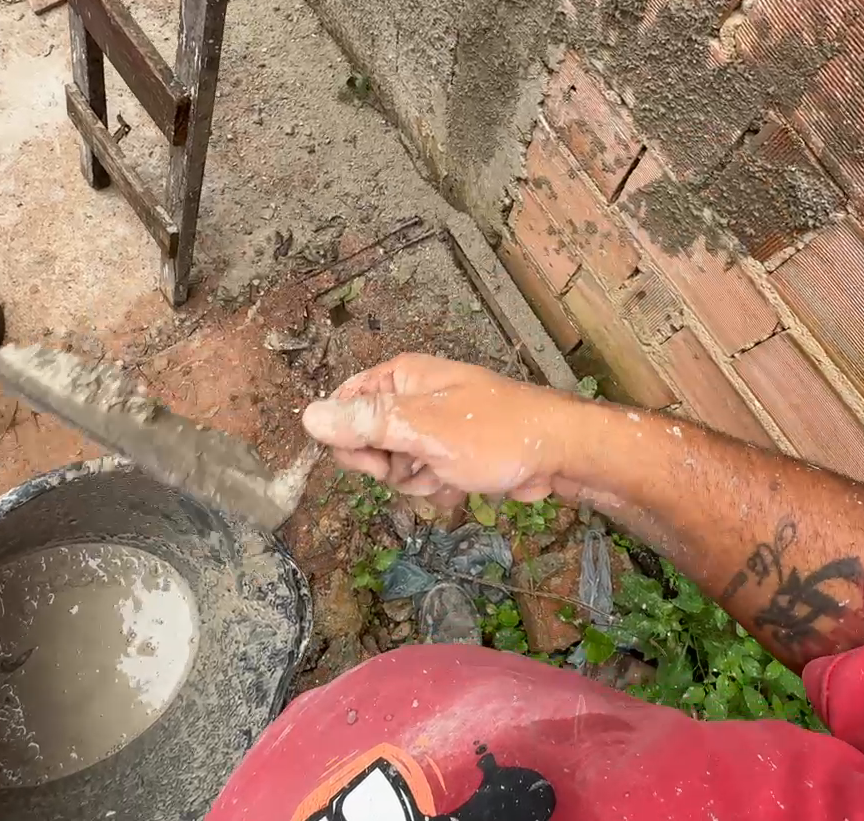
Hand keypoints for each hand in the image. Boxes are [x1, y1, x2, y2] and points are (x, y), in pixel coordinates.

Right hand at [301, 354, 589, 500]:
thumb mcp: (424, 429)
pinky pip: (421, 476)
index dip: (349, 438)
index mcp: (401, 377)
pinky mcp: (448, 452)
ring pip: (393, 466)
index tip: (374, 456)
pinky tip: (462, 480)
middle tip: (417, 463)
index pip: (343, 406)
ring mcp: (431, 426)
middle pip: (365, 440)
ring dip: (416, 479)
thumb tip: (308, 415)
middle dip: (387, 464)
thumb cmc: (494, 433)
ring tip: (448, 470)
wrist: (556, 453)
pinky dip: (438, 485)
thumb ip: (366, 423)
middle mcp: (412, 397)